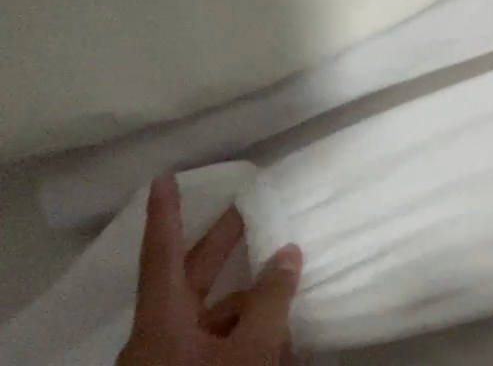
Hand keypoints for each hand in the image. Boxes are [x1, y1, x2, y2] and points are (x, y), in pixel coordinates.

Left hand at [117, 175, 303, 365]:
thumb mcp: (251, 346)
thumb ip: (271, 297)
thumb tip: (287, 252)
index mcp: (162, 322)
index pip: (163, 257)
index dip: (165, 217)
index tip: (163, 180)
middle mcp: (159, 336)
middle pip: (193, 279)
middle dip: (224, 245)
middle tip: (251, 207)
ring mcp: (171, 358)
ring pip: (217, 315)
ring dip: (256, 306)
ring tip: (297, 306)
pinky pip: (222, 342)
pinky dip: (254, 335)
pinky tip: (289, 346)